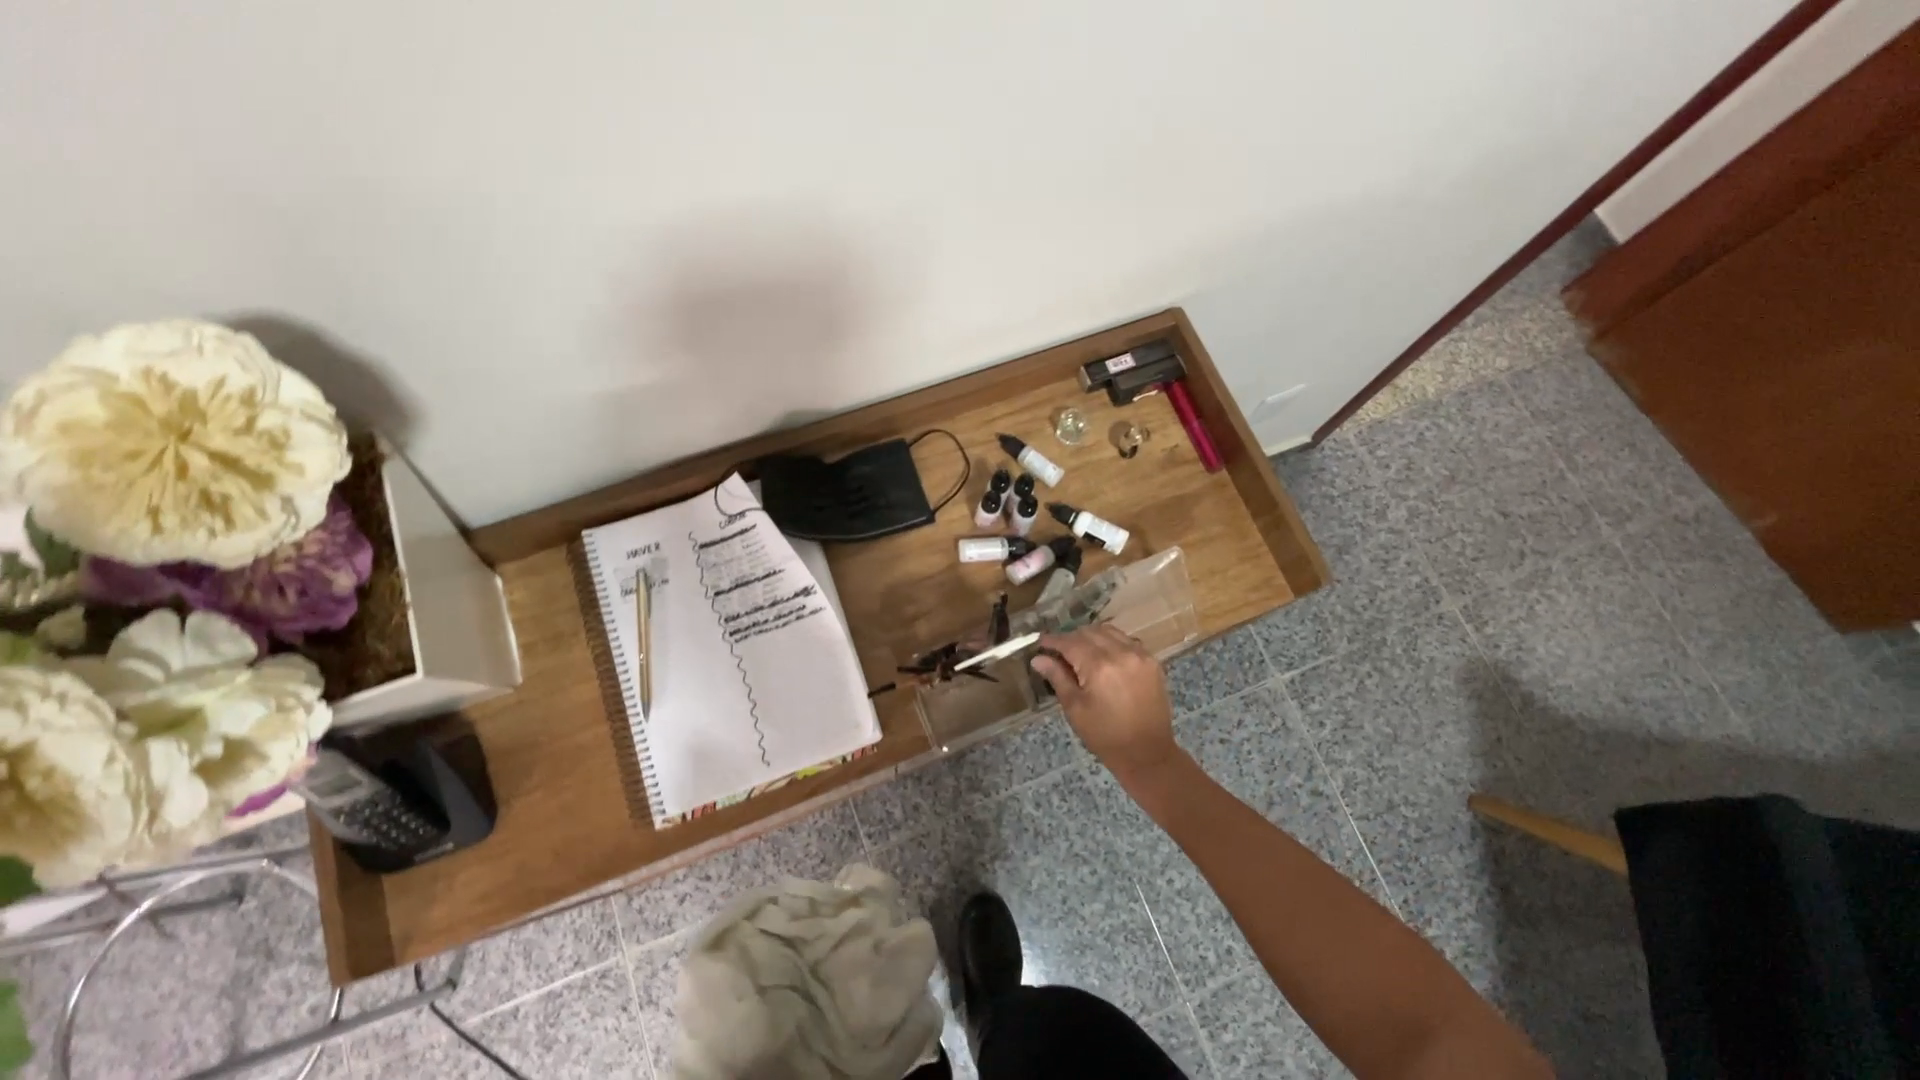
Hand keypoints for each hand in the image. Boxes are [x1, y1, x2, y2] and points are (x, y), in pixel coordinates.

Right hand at [1031, 624, 1180, 780]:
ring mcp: (1140, 655)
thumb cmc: (1105, 735)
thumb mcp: (1075, 708)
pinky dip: (1112, 643)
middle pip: (1089, 632)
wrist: (1147, 752)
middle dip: (1071, 638)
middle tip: (1059, 652)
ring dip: (1092, 637)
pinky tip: (1105, 658)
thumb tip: (1038, 659)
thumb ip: (1057, 677)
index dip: (1052, 641)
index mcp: (1099, 666)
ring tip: (1082, 653)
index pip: (1070, 642)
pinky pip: (1127, 641)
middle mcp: (1121, 653)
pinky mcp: (1152, 662)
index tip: (1040, 643)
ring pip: (1110, 632)